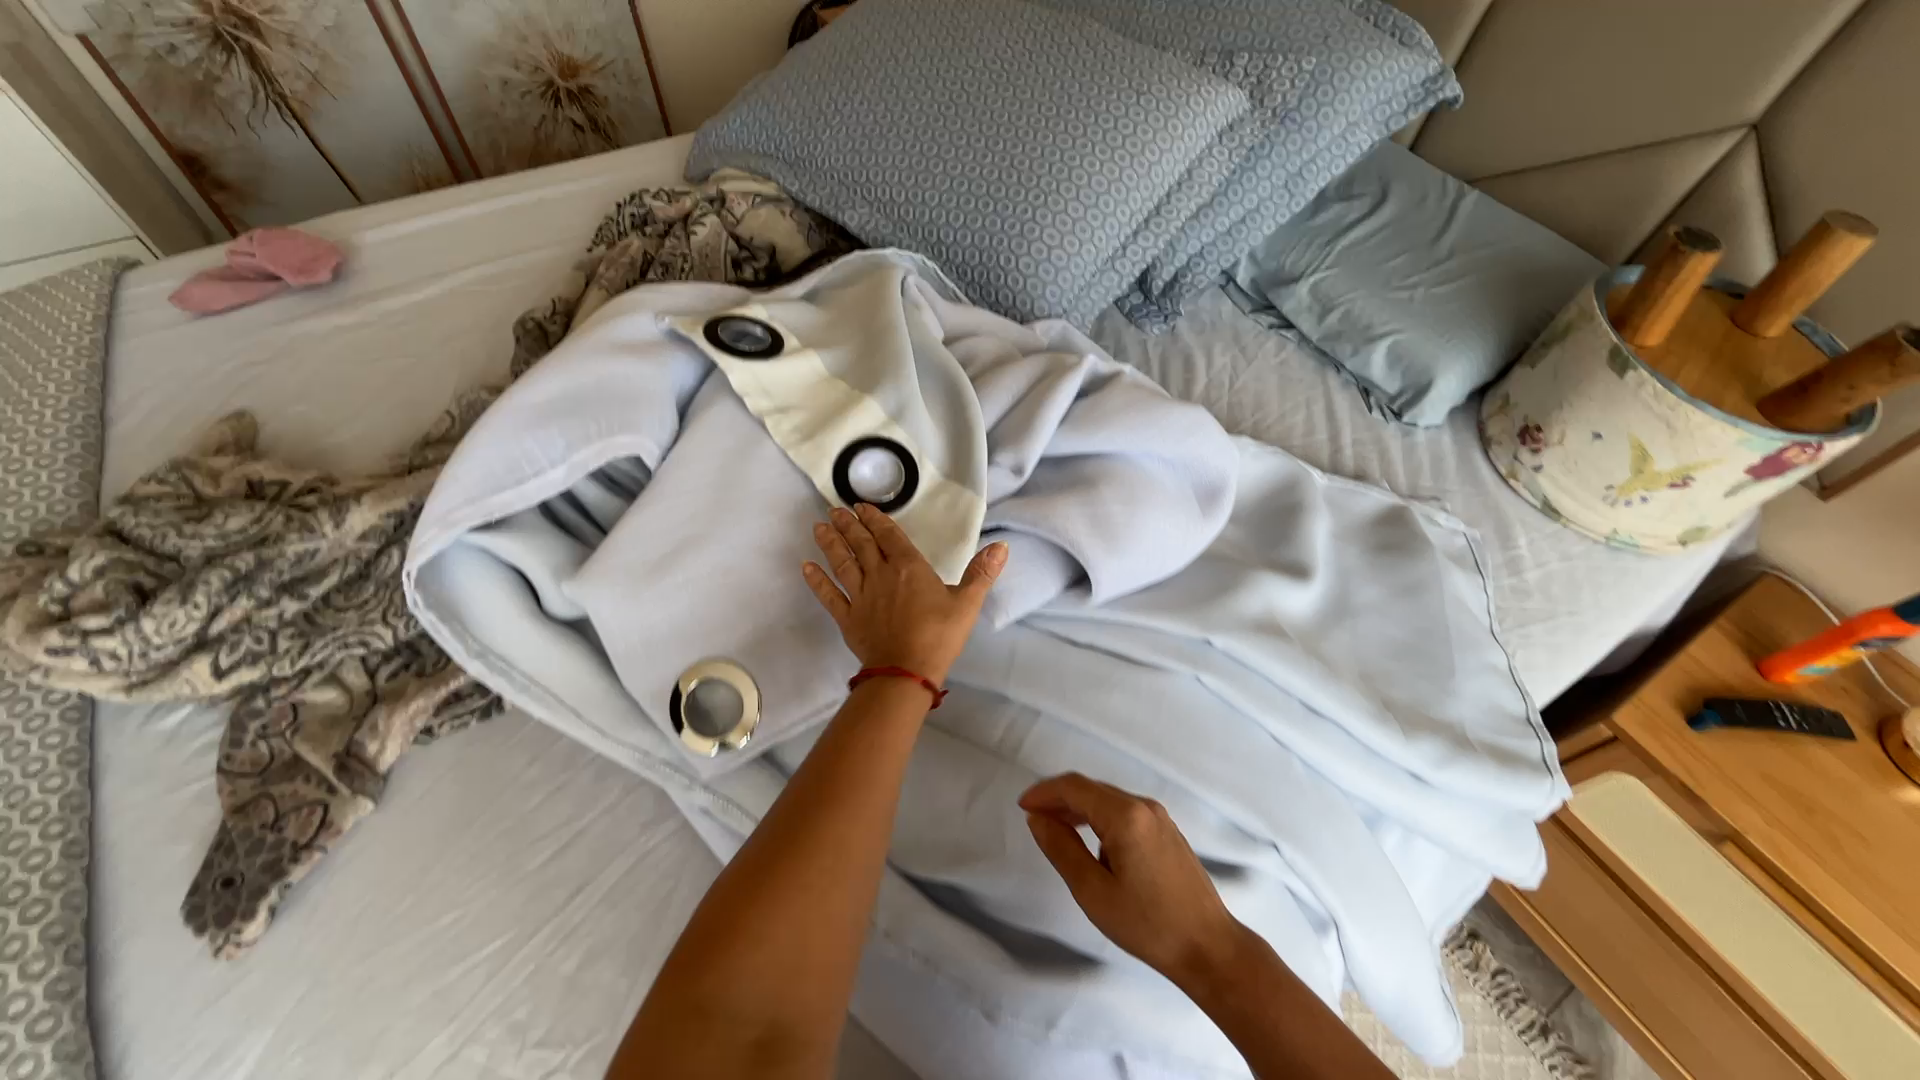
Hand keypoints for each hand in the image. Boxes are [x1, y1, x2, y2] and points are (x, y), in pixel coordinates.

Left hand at [803, 504, 1007, 685]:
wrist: (905, 673)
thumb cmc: (939, 636)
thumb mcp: (967, 604)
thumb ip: (981, 573)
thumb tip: (1001, 546)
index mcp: (910, 568)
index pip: (889, 536)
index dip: (876, 519)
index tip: (861, 506)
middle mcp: (881, 575)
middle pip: (861, 544)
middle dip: (849, 525)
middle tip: (835, 509)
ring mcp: (860, 596)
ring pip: (842, 564)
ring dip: (831, 544)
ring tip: (819, 526)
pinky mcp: (847, 618)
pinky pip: (828, 595)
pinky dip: (816, 581)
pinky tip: (806, 567)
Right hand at [1020, 773, 1246, 989]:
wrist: (1208, 948)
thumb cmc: (1146, 923)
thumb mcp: (1093, 891)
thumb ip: (1061, 848)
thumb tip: (1038, 818)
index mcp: (1125, 816)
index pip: (1075, 787)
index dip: (1044, 792)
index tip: (1022, 807)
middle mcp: (1144, 807)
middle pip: (1092, 790)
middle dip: (1059, 799)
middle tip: (1034, 820)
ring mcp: (1160, 819)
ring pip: (1109, 800)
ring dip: (1079, 809)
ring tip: (1056, 831)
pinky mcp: (1168, 833)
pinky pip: (1125, 813)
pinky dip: (1100, 819)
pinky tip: (1091, 845)